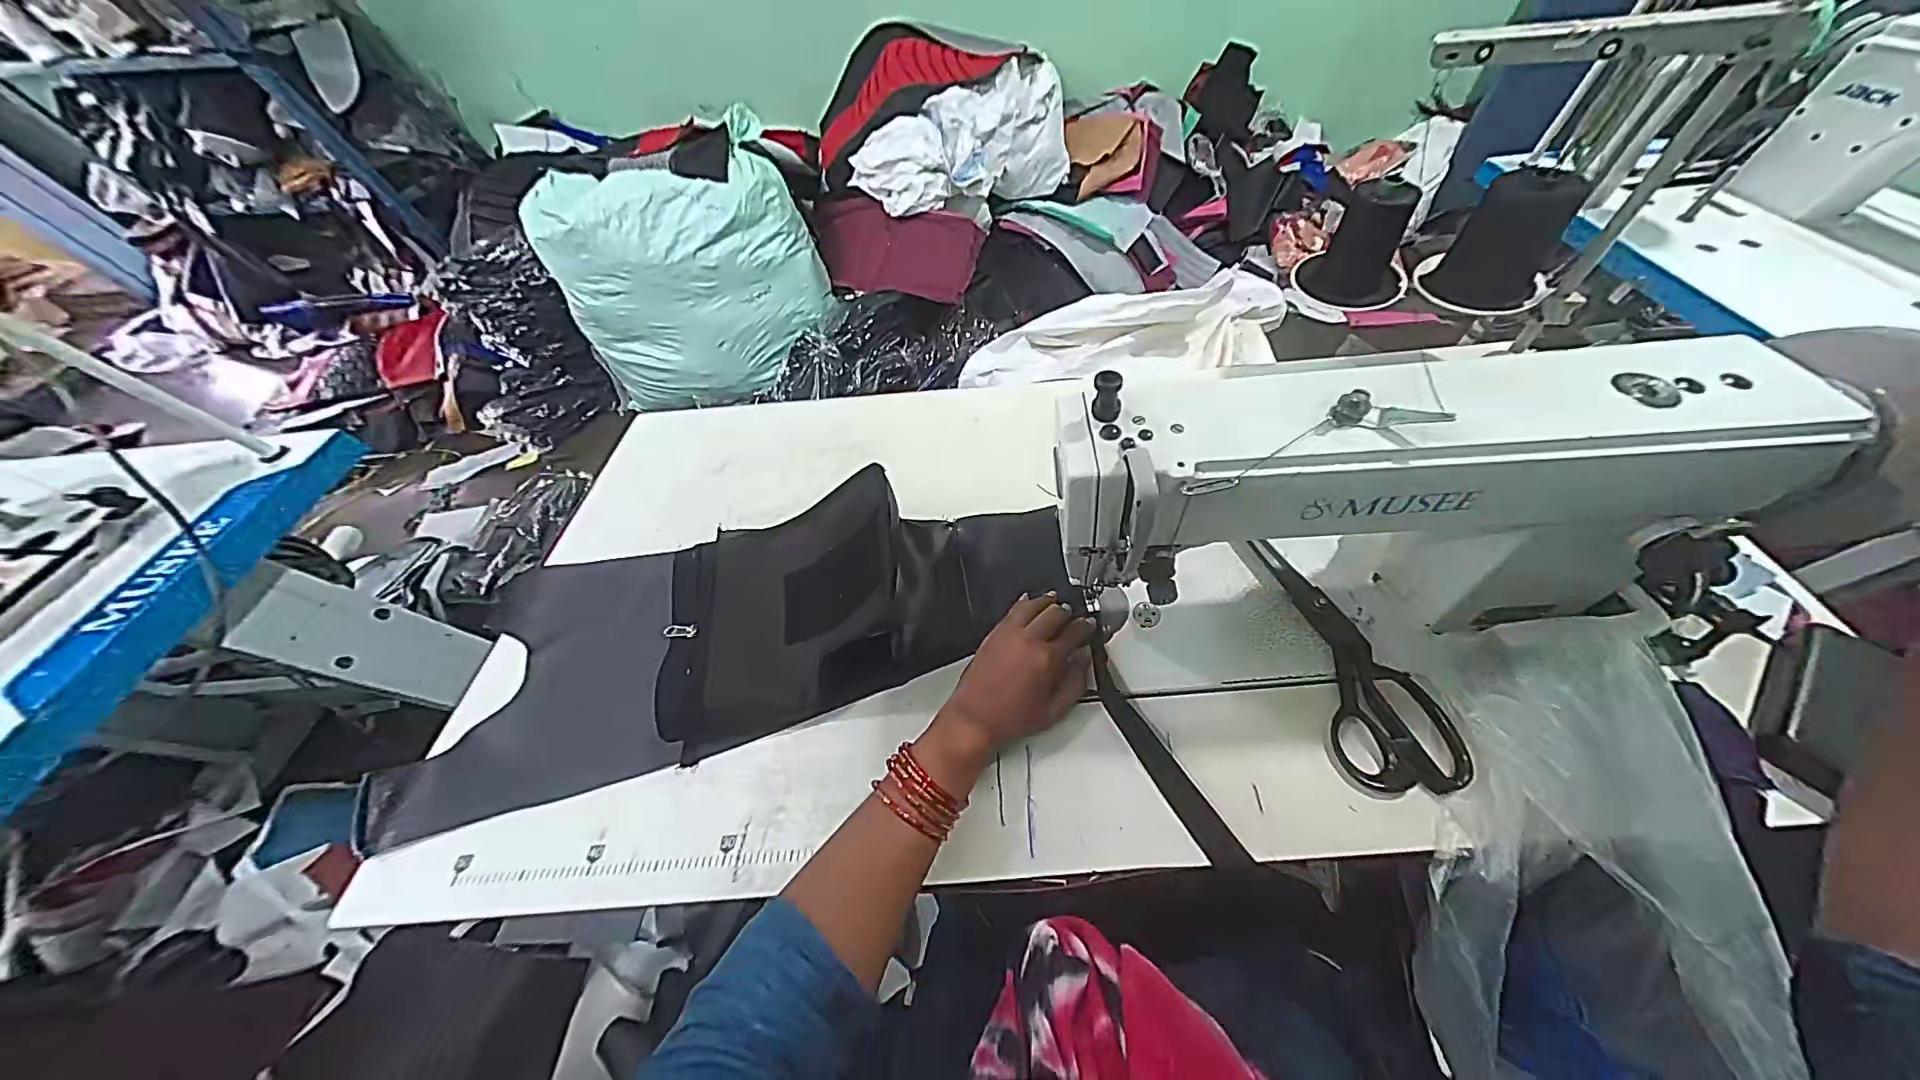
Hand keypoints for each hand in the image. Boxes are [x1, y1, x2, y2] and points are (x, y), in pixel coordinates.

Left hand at [919, 593, 1094, 778]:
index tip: (1088, 626)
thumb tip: (1082, 663)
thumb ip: (1074, 684)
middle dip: (1069, 612)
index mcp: (1047, 659)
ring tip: (1055, 601)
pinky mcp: (994, 634)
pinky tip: (1029, 602)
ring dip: (1048, 601)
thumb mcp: (1053, 710)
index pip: (1074, 632)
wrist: (975, 718)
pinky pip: (1013, 610)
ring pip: (1033, 605)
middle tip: (1073, 615)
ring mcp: (1009, 635)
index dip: (1085, 626)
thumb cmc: (1009, 718)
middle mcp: (1029, 641)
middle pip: (1056, 613)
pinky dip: (1025, 603)